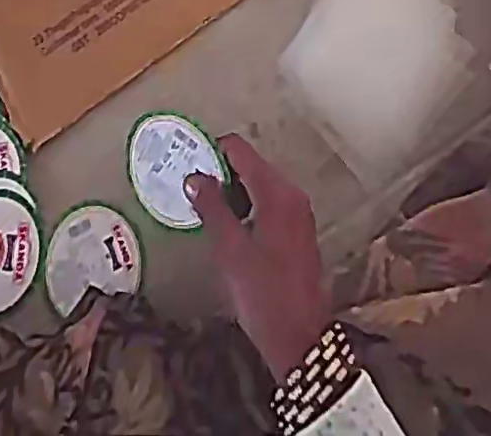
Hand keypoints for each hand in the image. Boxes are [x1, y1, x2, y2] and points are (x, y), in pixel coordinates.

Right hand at [186, 135, 329, 379]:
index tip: (189, 165)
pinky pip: (270, 201)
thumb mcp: (230, 249)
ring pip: (260, 183)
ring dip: (234, 190)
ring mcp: (299, 210)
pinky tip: (231, 226)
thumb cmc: (263, 292)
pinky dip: (249, 204)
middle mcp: (292, 193)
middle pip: (252, 164)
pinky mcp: (299, 228)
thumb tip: (194, 177)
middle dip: (222, 172)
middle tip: (194, 191)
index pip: (241, 151)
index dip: (213, 152)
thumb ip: (211, 207)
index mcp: (277, 192)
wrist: (301, 339)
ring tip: (207, 210)